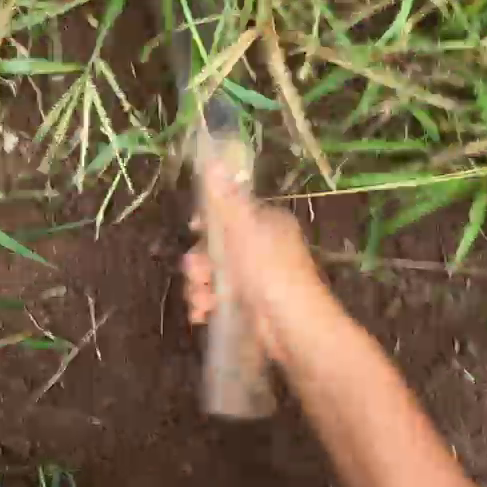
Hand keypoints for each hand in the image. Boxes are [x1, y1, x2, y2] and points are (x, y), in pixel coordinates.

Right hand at [182, 157, 333, 353]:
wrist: (293, 326)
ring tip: (202, 302)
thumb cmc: (270, 273)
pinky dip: (207, 304)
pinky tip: (203, 314)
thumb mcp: (244, 231)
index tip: (193, 229)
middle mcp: (261, 247)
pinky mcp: (248, 303)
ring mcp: (255, 276)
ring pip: (212, 274)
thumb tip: (213, 161)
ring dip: (199, 287)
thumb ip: (225, 200)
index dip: (207, 222)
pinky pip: (217, 296)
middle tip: (198, 275)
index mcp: (266, 224)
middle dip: (199, 263)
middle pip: (215, 246)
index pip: (229, 212)